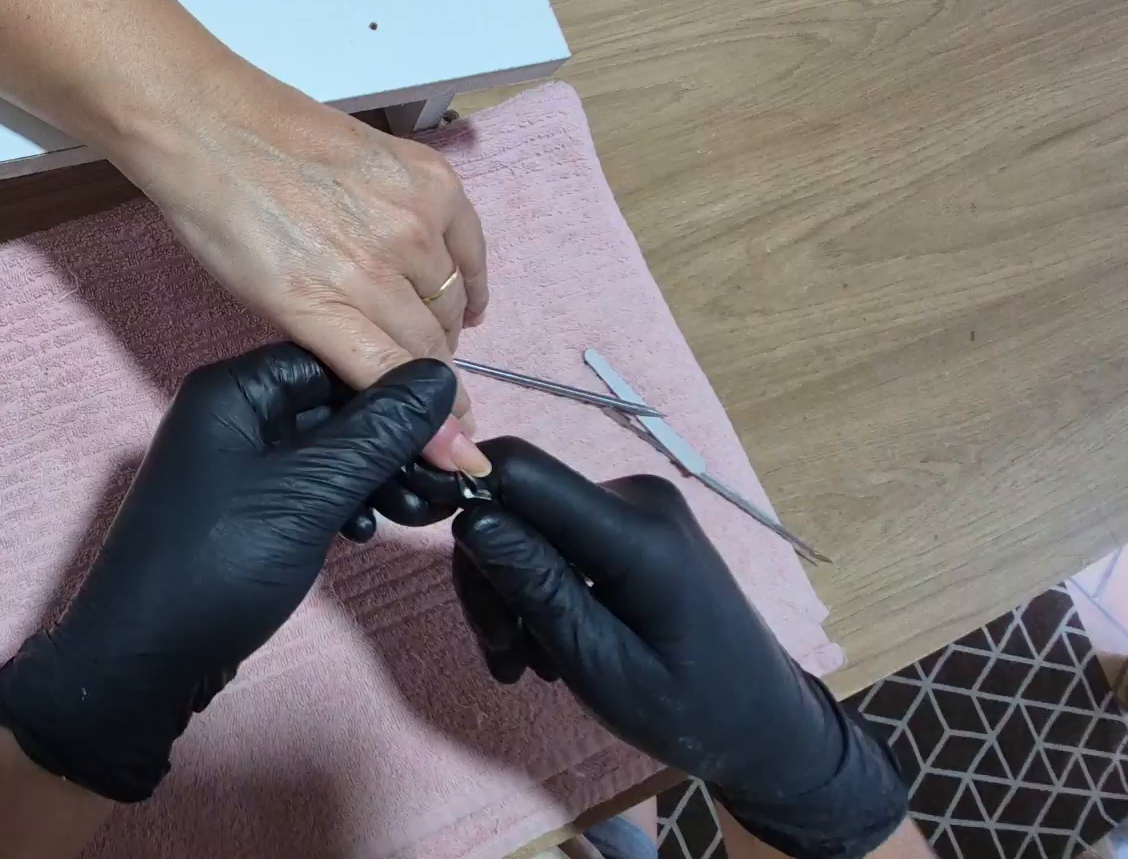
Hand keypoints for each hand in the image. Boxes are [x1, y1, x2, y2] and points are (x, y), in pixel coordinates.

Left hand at [0, 343, 453, 801]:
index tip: (452, 427)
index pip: (330, 358)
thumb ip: (378, 431)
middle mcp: (233, 413)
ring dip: (374, 475)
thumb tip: (441, 377)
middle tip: (446, 482)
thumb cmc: (222, 558)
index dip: (394, 388)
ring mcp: (237, 462)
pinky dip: (343, 501)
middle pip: (332, 405)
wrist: (145, 658)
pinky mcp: (246, 505)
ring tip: (419, 511)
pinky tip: (365, 530)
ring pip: (325, 450)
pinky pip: (307, 486)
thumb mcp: (309, 490)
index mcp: (234, 388)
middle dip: (391, 442)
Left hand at [123, 77, 490, 476]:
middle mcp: (374, 266)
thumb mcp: (260, 301)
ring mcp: (409, 217)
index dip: (436, 427)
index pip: (397, 380)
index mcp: (317, 305)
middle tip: (415, 373)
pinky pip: (474, 247)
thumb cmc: (218, 220)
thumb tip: (378, 377)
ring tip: (424, 327)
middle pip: (431, 346)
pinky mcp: (431, 176)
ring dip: (442, 325)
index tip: (460, 450)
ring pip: (453, 300)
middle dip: (427, 372)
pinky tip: (462, 295)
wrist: (212, 129)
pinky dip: (470, 280)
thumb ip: (326, 342)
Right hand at [445, 437, 906, 858]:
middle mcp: (630, 497)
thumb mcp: (602, 667)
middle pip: (512, 503)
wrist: (767, 726)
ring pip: (522, 522)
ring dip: (506, 588)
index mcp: (636, 532)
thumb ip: (536, 586)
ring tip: (520, 658)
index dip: (461, 486)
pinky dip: (531, 582)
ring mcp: (628, 504)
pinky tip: (540, 636)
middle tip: (499, 650)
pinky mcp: (621, 519)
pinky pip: (547, 533)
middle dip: (489, 574)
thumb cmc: (690, 710)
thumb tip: (468, 516)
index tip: (429, 541)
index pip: (520, 469)